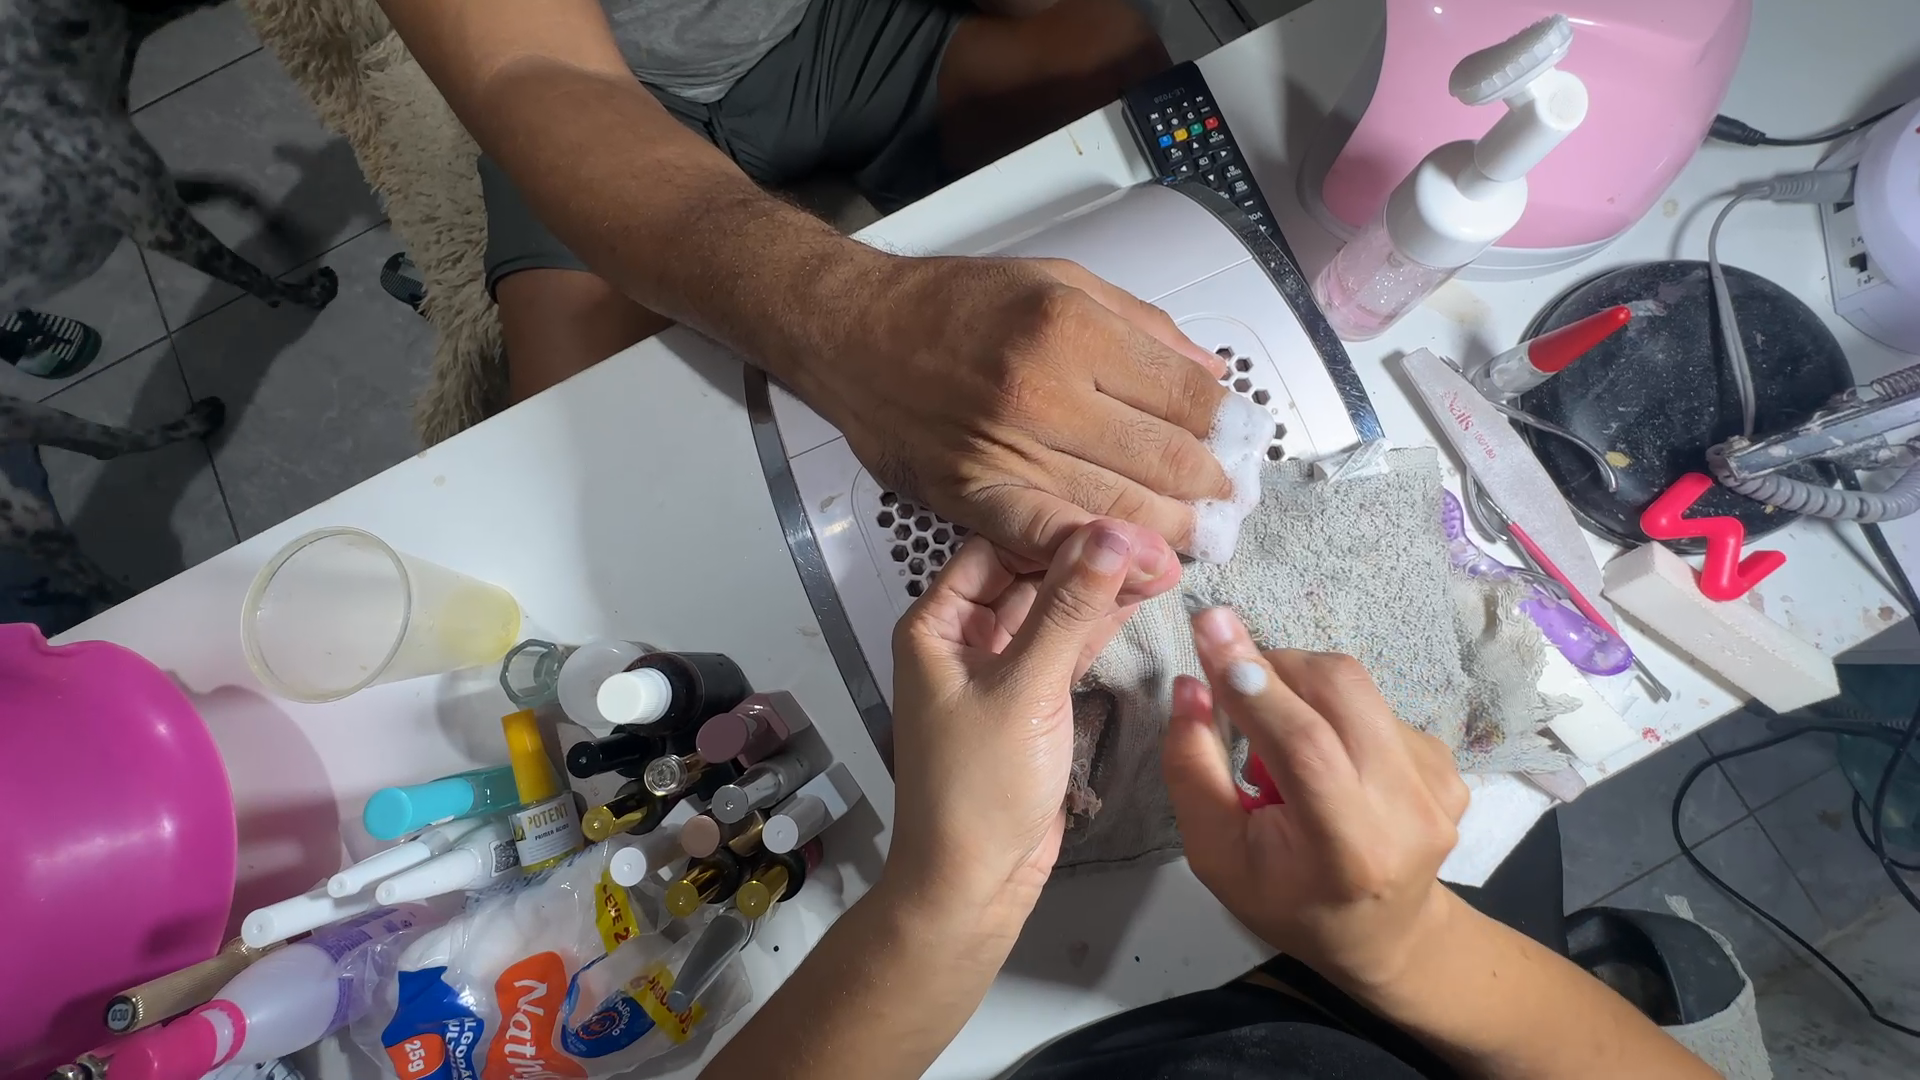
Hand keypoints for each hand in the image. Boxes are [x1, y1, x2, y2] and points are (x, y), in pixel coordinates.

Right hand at [799, 254, 1231, 576]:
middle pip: (1162, 458)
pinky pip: (1047, 535)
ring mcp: (1005, 450)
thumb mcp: (1054, 280)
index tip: (1240, 442)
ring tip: (1200, 532)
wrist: (855, 336)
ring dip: (1173, 528)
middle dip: (1211, 486)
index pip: (1183, 395)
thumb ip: (1138, 324)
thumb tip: (1204, 371)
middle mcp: (1041, 392)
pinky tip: (1139, 562)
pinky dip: (1098, 552)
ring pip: (1118, 505)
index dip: (1226, 427)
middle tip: (1230, 499)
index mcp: (1071, 329)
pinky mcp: (972, 494)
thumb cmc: (949, 306)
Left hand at [887, 519, 1177, 922]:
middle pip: (1029, 575)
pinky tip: (1141, 597)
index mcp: (937, 622)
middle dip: (1088, 560)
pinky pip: (1065, 645)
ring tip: (1165, 564)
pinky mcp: (1030, 694)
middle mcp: (963, 634)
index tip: (1122, 521)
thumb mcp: (1025, 688)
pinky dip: (1099, 624)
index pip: (997, 548)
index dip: (1056, 531)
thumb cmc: (980, 783)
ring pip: (1053, 610)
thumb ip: (1069, 609)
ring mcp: (999, 664)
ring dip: (1102, 590)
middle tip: (1157, 545)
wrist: (975, 882)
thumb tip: (1114, 533)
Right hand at [1162, 606, 1470, 991]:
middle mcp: (1408, 807)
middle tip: (1234, 683)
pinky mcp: (1447, 760)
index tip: (1210, 626)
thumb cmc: (1285, 898)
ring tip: (1280, 740)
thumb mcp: (1214, 852)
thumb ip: (1193, 768)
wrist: (1388, 935)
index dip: (1256, 683)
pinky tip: (1324, 753)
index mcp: (1348, 846)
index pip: (1304, 744)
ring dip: (1297, 687)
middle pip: (1339, 688)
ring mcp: (1437, 780)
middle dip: (1272, 664)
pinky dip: (1328, 709)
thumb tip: (1191, 684)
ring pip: (1353, 684)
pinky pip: (1370, 701)